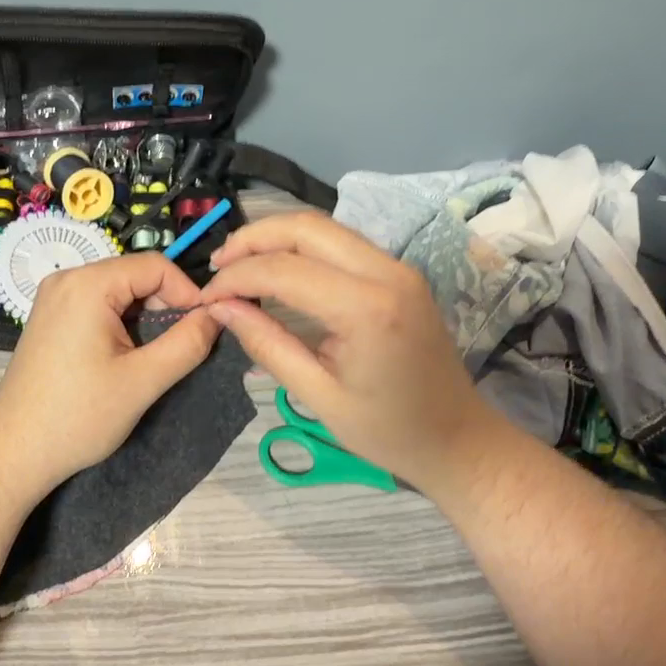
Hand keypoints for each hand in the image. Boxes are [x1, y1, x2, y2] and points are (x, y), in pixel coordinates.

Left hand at [0, 253, 222, 493]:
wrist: (13, 451)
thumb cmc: (78, 416)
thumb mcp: (143, 381)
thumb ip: (187, 343)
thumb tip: (218, 316)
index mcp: (87, 284)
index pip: (155, 265)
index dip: (188, 292)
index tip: (206, 328)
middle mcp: (67, 279)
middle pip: (135, 274)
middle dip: (166, 305)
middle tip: (183, 347)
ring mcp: (54, 297)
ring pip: (118, 291)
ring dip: (145, 317)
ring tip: (157, 356)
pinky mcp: (50, 317)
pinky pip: (98, 304)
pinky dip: (121, 323)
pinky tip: (127, 357)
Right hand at [198, 211, 494, 485]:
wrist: (460, 439)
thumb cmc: (389, 431)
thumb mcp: (319, 396)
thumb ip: (267, 344)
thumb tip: (220, 308)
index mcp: (367, 309)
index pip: (284, 269)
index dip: (236, 277)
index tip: (205, 297)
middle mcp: (386, 272)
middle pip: (305, 227)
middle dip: (252, 238)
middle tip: (216, 266)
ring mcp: (397, 267)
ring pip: (322, 227)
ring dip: (275, 237)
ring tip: (236, 264)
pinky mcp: (398, 272)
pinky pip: (340, 242)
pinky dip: (300, 247)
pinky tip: (275, 267)